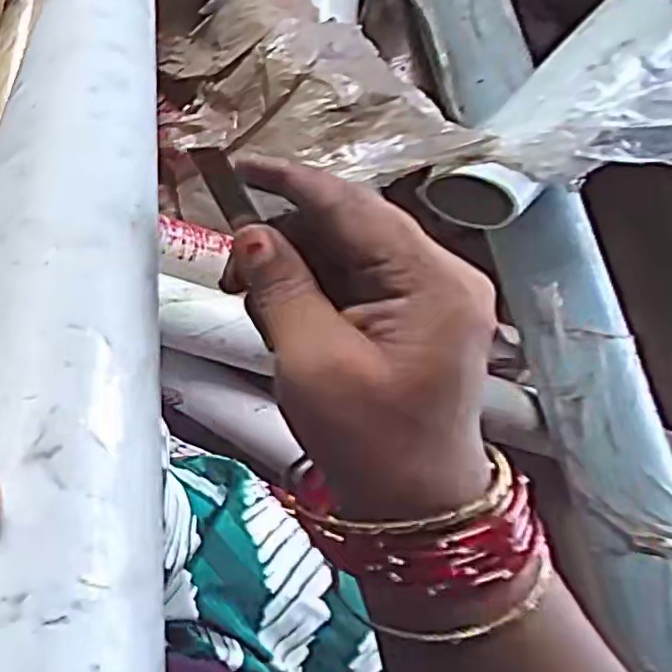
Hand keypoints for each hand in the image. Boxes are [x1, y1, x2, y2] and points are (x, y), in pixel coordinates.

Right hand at [222, 157, 496, 519]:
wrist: (411, 503)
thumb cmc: (371, 441)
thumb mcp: (313, 361)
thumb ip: (280, 287)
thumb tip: (252, 234)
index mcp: (431, 284)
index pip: (352, 207)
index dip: (291, 183)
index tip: (242, 168)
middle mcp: (436, 277)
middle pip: (344, 226)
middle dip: (282, 240)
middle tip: (235, 272)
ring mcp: (422, 295)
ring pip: (338, 250)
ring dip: (288, 267)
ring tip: (255, 303)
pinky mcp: (403, 313)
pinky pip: (343, 277)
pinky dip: (303, 288)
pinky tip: (281, 315)